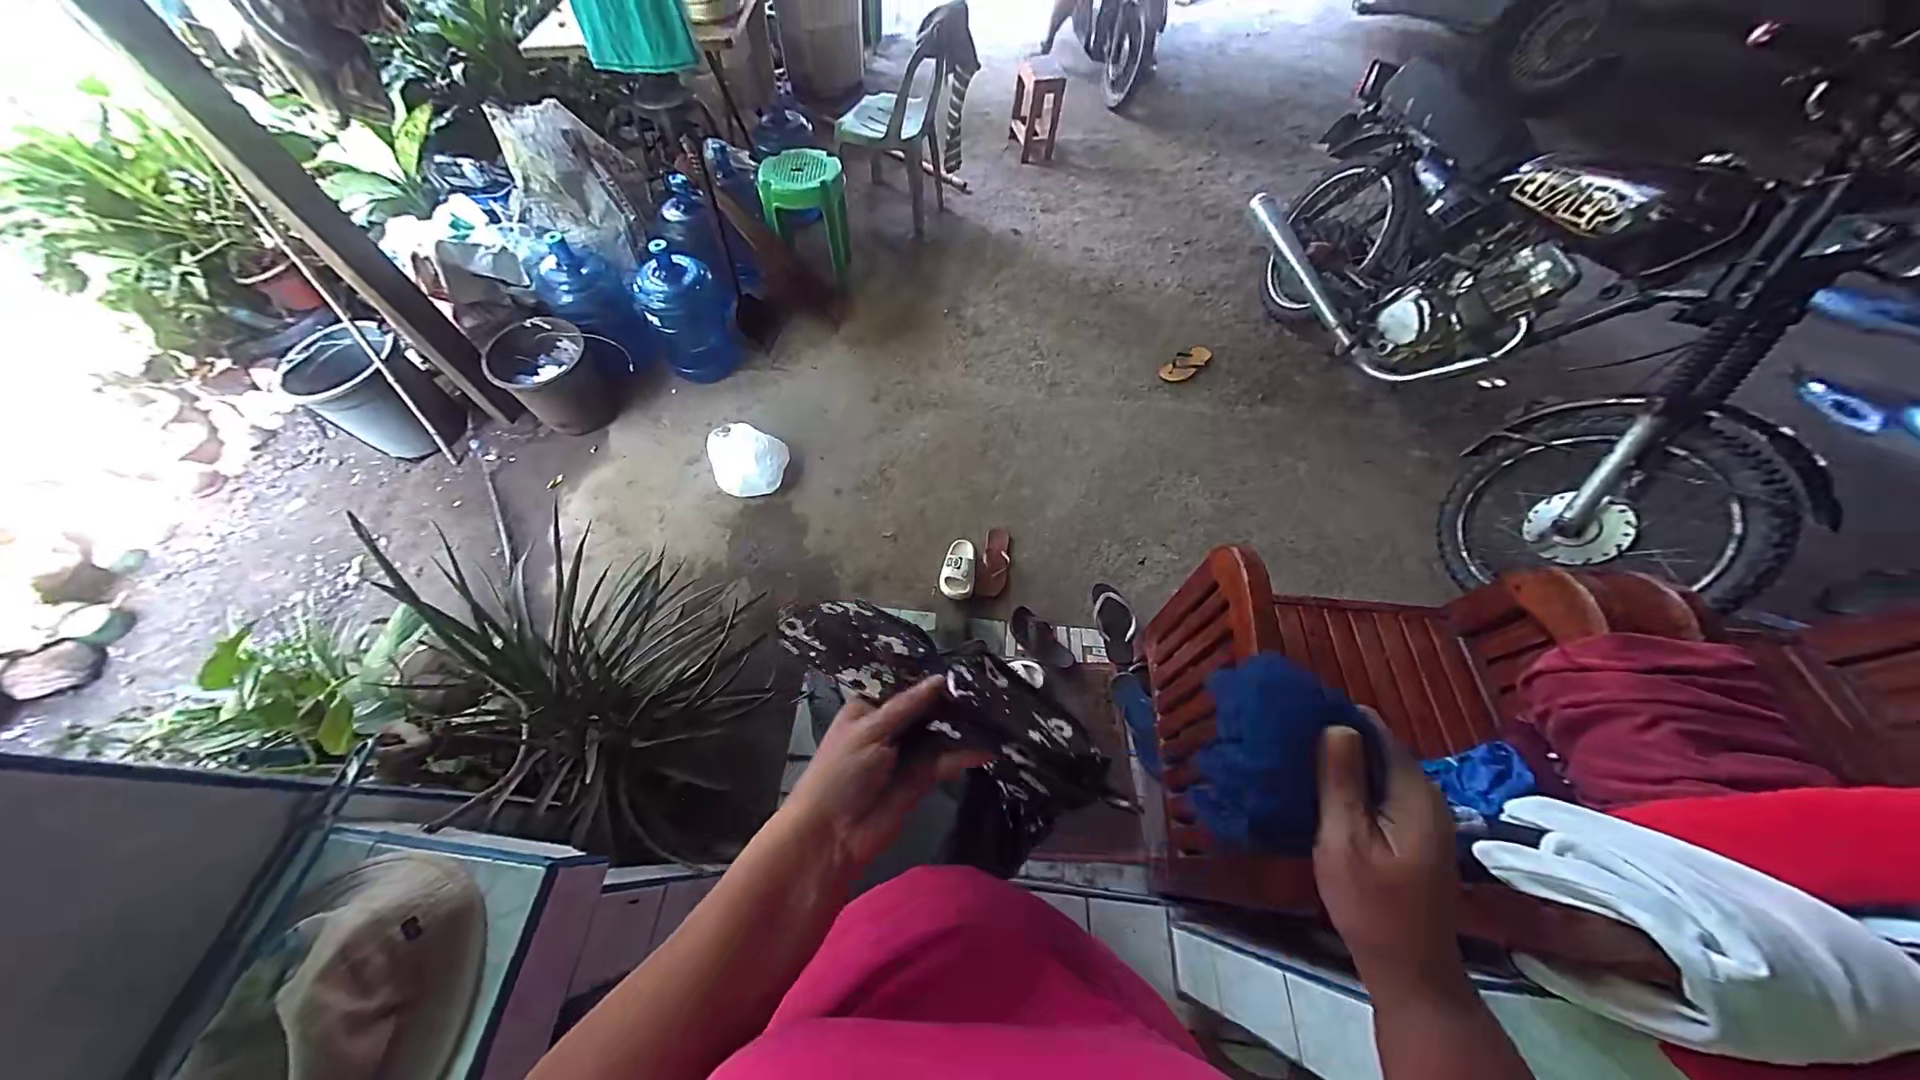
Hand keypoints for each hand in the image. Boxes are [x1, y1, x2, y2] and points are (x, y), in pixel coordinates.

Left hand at [779, 676, 991, 873]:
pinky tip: (986, 747)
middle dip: (952, 703)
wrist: (832, 836)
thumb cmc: (840, 773)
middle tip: (986, 691)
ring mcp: (907, 752)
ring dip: (962, 727)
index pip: (904, 686)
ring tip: (994, 715)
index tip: (962, 669)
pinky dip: (964, 754)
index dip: (930, 679)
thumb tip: (941, 679)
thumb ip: (908, 706)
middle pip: (927, 709)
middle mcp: (890, 726)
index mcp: (869, 708)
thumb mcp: (870, 730)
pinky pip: (946, 760)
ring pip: (940, 734)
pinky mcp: (922, 778)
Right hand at [1313, 708, 1461, 992]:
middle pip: (1377, 747)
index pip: (1376, 730)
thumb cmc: (1371, 906)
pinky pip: (1378, 791)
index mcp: (1415, 792)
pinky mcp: (1412, 832)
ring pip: (1376, 769)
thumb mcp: (1345, 840)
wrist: (1409, 970)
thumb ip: (1341, 781)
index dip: (1336, 716)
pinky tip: (1317, 788)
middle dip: (1334, 737)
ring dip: (1339, 761)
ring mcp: (1422, 816)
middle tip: (1283, 734)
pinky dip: (1349, 784)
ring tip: (1292, 754)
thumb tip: (1336, 724)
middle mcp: (1426, 796)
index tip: (1292, 711)